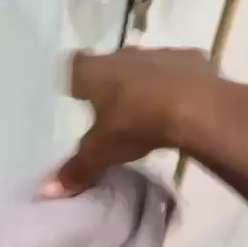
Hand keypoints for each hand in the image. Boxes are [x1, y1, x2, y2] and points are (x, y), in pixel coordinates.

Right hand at [40, 47, 246, 196]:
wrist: (201, 110)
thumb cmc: (137, 124)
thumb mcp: (101, 153)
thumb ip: (75, 170)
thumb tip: (46, 193)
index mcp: (94, 72)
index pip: (71, 67)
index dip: (71, 80)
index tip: (73, 94)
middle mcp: (123, 55)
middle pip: (107, 63)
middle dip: (106, 80)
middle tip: (106, 105)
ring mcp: (160, 53)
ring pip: (142, 64)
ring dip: (140, 80)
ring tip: (142, 105)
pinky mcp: (193, 58)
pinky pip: (177, 69)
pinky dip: (174, 82)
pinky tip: (177, 102)